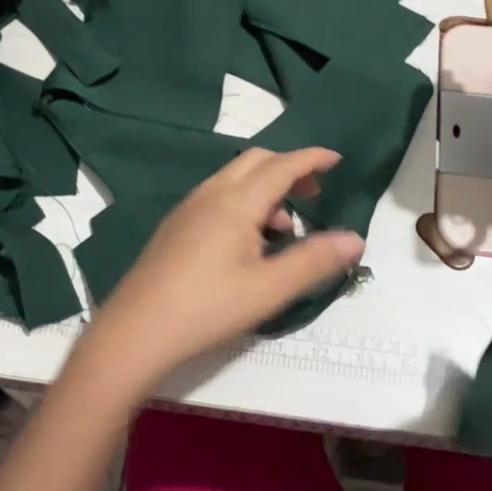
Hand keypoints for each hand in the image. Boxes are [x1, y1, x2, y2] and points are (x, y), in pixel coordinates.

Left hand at [72, 147, 364, 392]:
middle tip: (314, 194)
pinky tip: (248, 244)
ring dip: (265, 190)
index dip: (311, 159)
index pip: (282, 165)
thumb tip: (355, 239)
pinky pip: (218, 198)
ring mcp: (187, 209)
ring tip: (284, 229)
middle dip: (289, 169)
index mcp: (236, 202)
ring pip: (234, 180)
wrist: (136, 331)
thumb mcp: (270, 289)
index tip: (336, 159)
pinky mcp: (175, 228)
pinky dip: (244, 203)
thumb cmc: (208, 308)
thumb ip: (315, 260)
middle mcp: (210, 194)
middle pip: (256, 162)